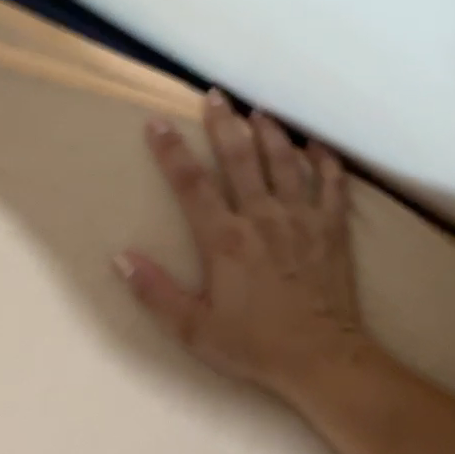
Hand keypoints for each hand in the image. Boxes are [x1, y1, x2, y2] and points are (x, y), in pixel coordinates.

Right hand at [116, 92, 383, 401]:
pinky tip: (316, 145)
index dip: (172, 151)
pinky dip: (325, 160)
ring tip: (259, 112)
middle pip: (240, 158)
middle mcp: (263, 217)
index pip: (191, 184)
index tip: (158, 123)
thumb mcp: (195, 329)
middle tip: (215, 96)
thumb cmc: (255, 346)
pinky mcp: (333, 228)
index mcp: (225, 239)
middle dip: (224, 124)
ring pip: (285, 161)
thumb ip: (156, 293)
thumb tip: (121, 257)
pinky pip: (332, 183)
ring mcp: (302, 218)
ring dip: (271, 133)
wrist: (322, 358)